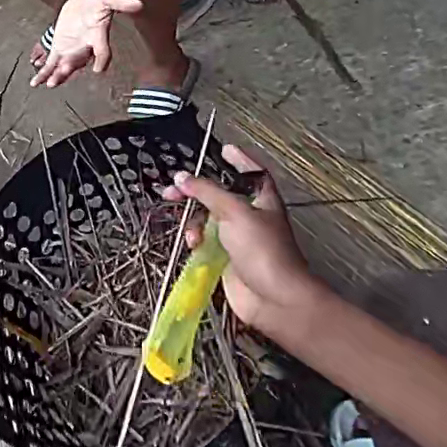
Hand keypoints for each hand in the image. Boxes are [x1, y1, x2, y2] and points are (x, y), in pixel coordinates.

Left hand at [31, 0, 143, 87]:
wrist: (85, 0)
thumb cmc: (99, 1)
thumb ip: (122, 2)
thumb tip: (139, 4)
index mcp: (99, 37)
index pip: (103, 51)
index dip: (102, 60)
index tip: (99, 69)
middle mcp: (85, 48)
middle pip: (78, 63)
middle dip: (69, 69)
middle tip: (61, 75)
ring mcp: (72, 51)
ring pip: (64, 67)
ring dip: (57, 76)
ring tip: (50, 83)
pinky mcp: (59, 50)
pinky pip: (51, 64)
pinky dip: (44, 74)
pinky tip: (36, 82)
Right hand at [161, 144, 322, 339]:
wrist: (273, 298)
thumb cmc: (265, 251)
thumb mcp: (234, 212)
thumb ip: (206, 191)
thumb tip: (182, 178)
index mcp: (262, 199)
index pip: (251, 171)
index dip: (239, 159)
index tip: (225, 148)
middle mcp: (251, 217)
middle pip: (219, 196)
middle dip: (197, 193)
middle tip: (173, 190)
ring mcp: (238, 239)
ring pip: (208, 220)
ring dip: (194, 222)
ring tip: (191, 232)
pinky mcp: (226, 259)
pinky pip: (205, 243)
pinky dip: (196, 242)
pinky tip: (194, 245)